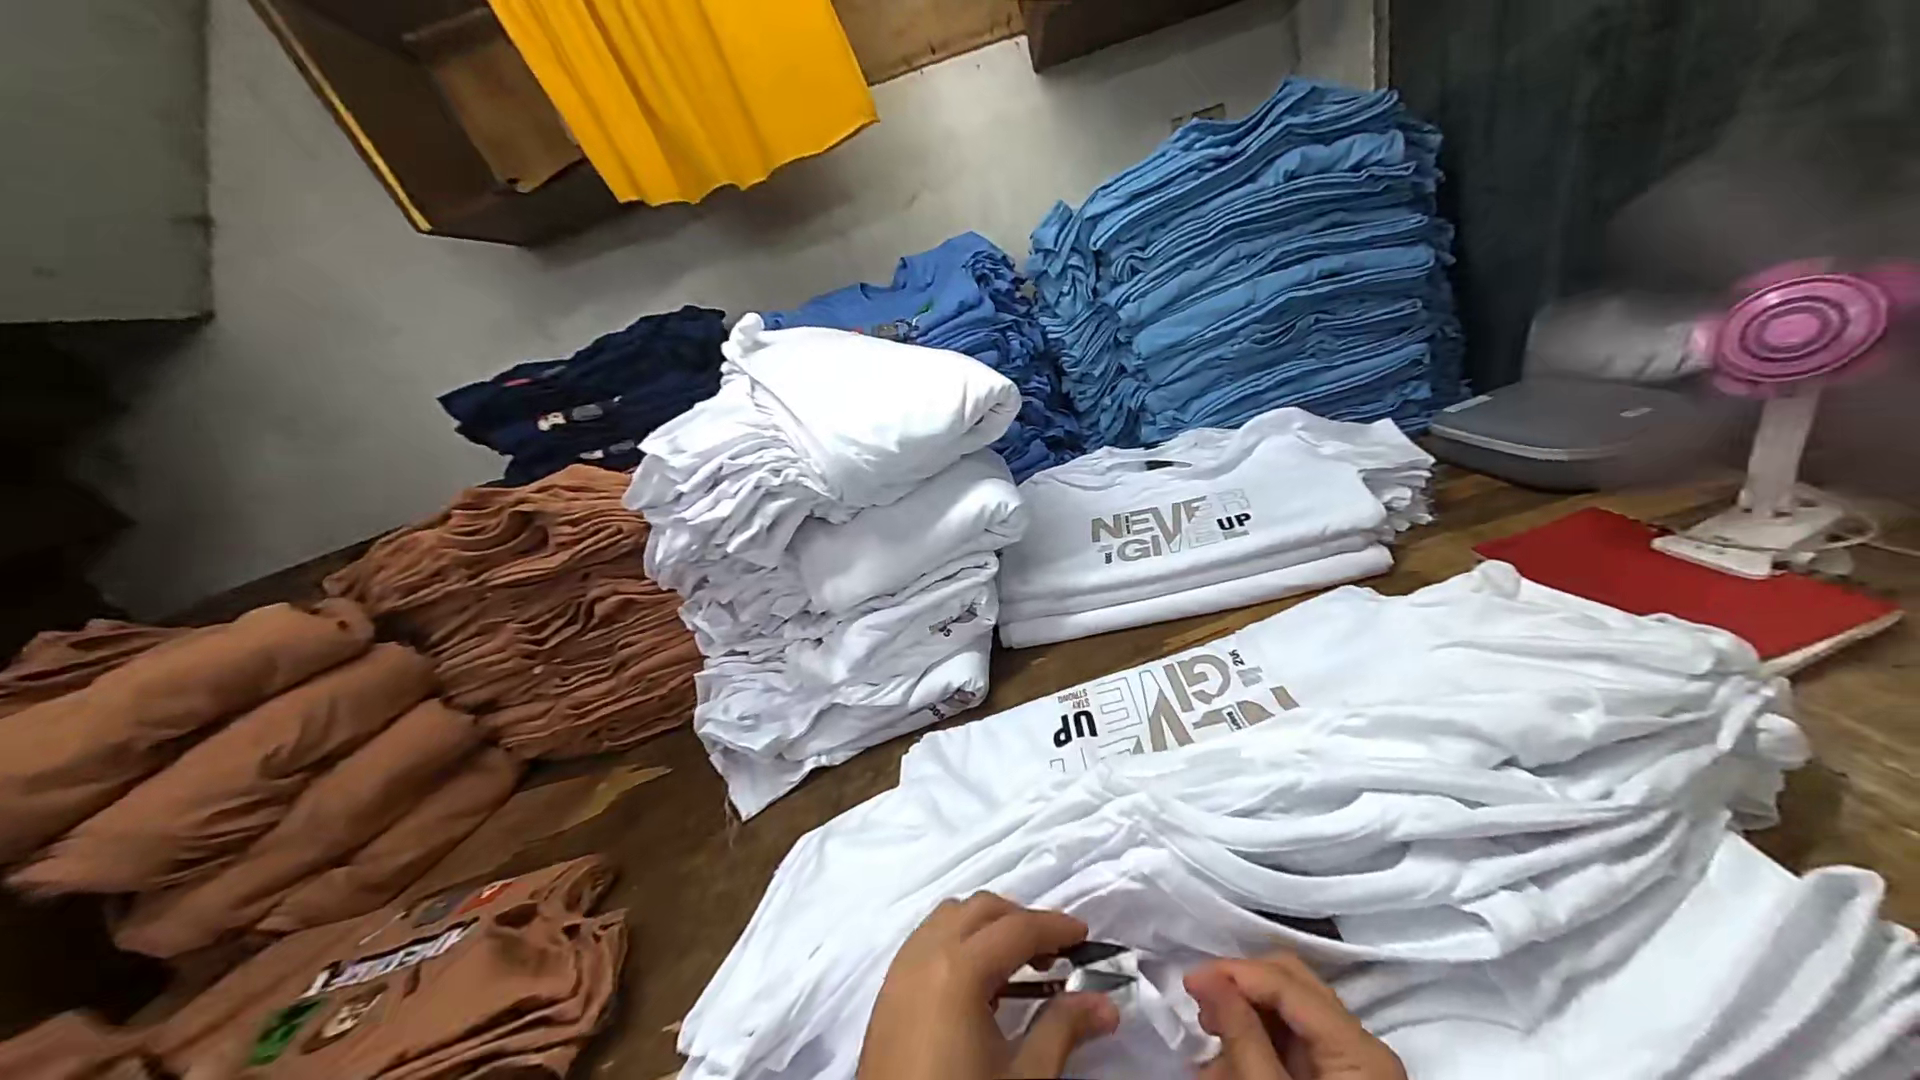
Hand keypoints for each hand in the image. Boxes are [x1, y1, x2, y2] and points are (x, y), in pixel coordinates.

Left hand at [858, 892, 1120, 1079]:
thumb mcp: (1023, 1079)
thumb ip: (1063, 1029)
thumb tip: (1105, 1005)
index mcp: (958, 968)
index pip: (1016, 928)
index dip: (1055, 927)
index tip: (1085, 935)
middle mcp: (925, 953)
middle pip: (981, 910)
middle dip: (1021, 921)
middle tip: (1055, 953)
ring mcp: (900, 970)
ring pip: (950, 917)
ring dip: (987, 927)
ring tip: (1018, 965)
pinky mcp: (887, 991)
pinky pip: (926, 940)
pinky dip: (957, 941)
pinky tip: (979, 983)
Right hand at [1184, 952, 1405, 1079]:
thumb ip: (1241, 1036)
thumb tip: (1208, 979)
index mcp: (1358, 1049)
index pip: (1287, 981)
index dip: (1234, 973)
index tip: (1187, 983)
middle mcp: (1362, 1045)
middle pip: (1292, 983)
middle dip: (1241, 987)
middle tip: (1201, 1005)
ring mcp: (1353, 1064)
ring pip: (1290, 1008)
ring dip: (1246, 1015)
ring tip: (1211, 1044)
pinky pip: (1294, 1041)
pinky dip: (1258, 1042)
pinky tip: (1232, 1064)